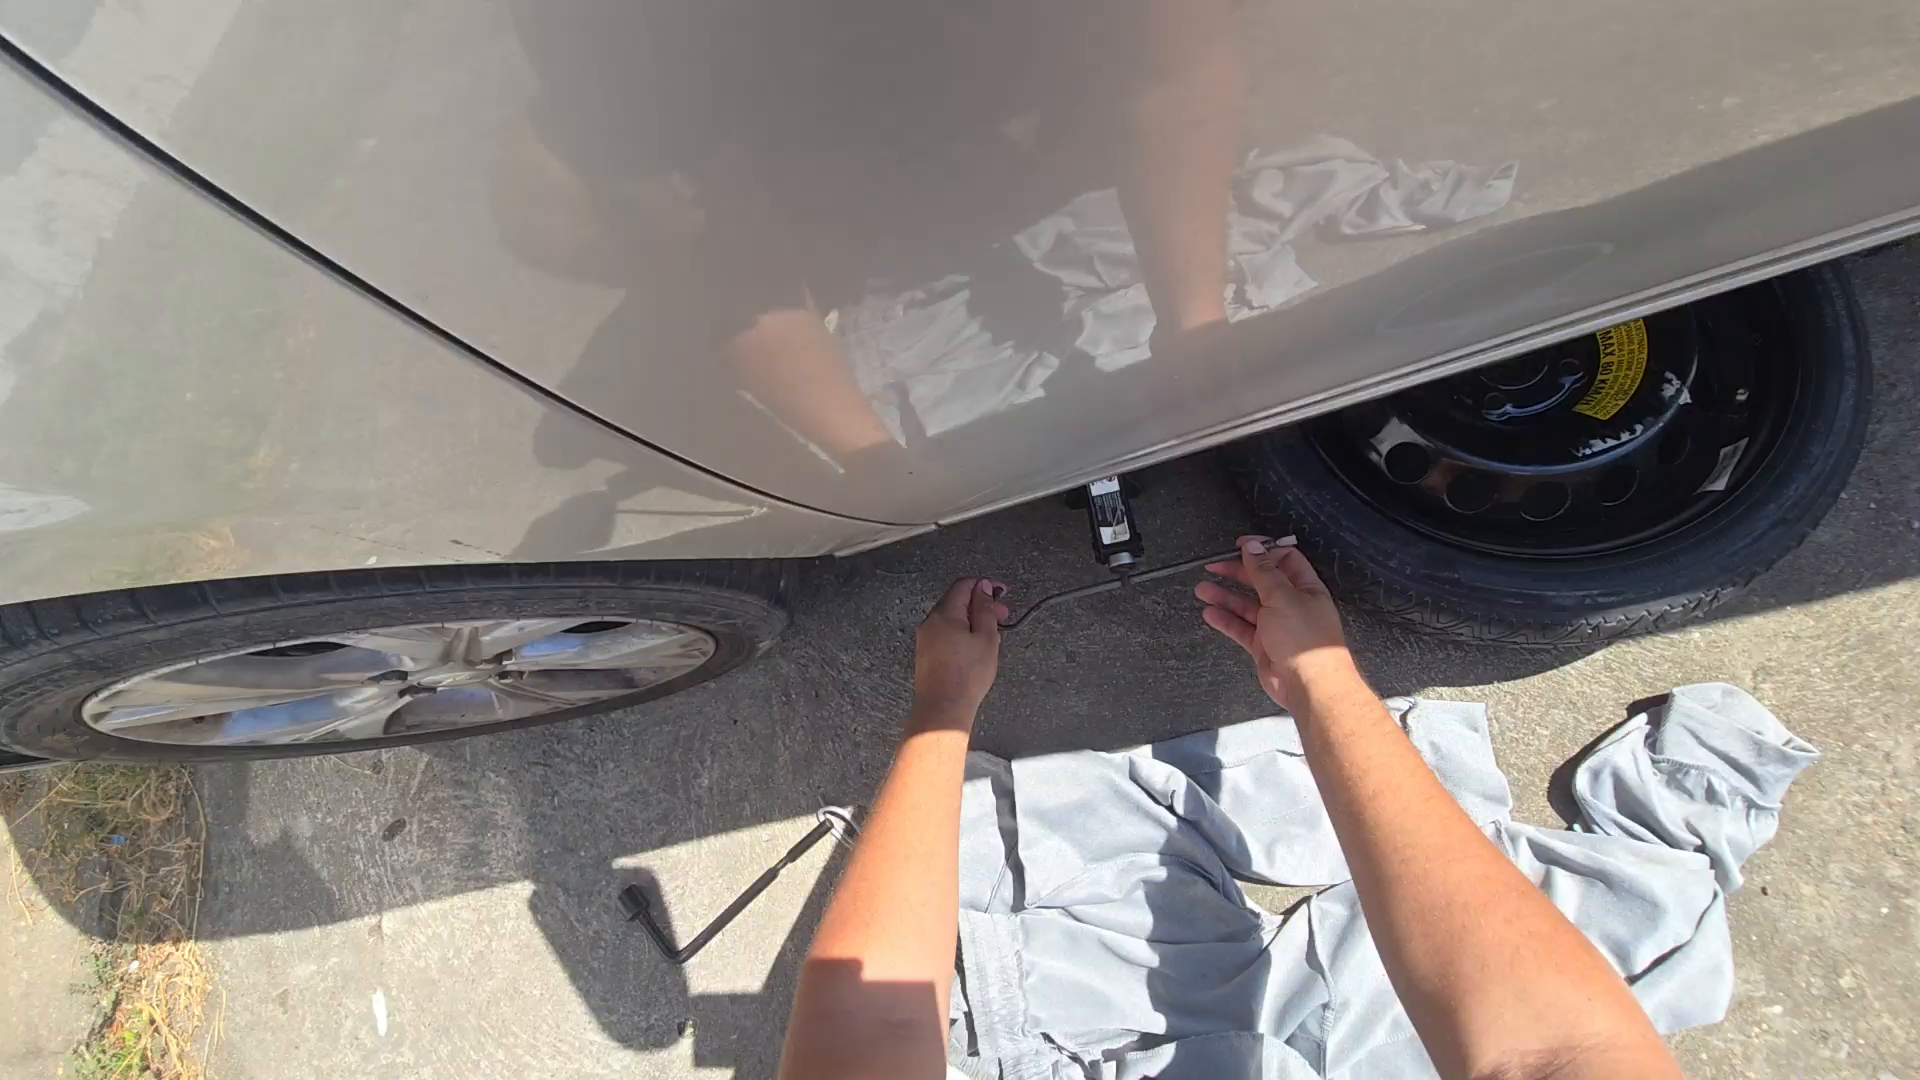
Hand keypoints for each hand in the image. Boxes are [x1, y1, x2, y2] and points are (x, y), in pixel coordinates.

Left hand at [912, 578, 1009, 725]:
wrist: (943, 708)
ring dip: (972, 618)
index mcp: (944, 613)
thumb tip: (983, 588)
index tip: (1001, 592)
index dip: (984, 585)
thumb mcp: (986, 638)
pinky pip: (945, 632)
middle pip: (956, 600)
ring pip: (951, 617)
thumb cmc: (966, 676)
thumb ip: (985, 608)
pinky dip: (962, 631)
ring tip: (991, 634)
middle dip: (981, 603)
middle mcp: (931, 622)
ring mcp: (926, 638)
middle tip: (1002, 614)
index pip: (963, 585)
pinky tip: (975, 646)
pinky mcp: (926, 653)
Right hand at [1196, 536, 1353, 711]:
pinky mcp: (1263, 645)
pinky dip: (1224, 620)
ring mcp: (1276, 625)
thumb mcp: (1282, 596)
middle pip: (1260, 581)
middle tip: (1214, 566)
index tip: (1240, 545)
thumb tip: (1253, 547)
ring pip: (1246, 605)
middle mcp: (1291, 604)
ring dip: (1224, 596)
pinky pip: (1240, 627)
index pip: (1283, 559)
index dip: (1262, 550)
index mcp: (1304, 588)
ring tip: (1202, 589)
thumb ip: (1264, 571)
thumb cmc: (1306, 641)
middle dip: (1237, 572)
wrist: (1309, 685)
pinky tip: (1210, 613)